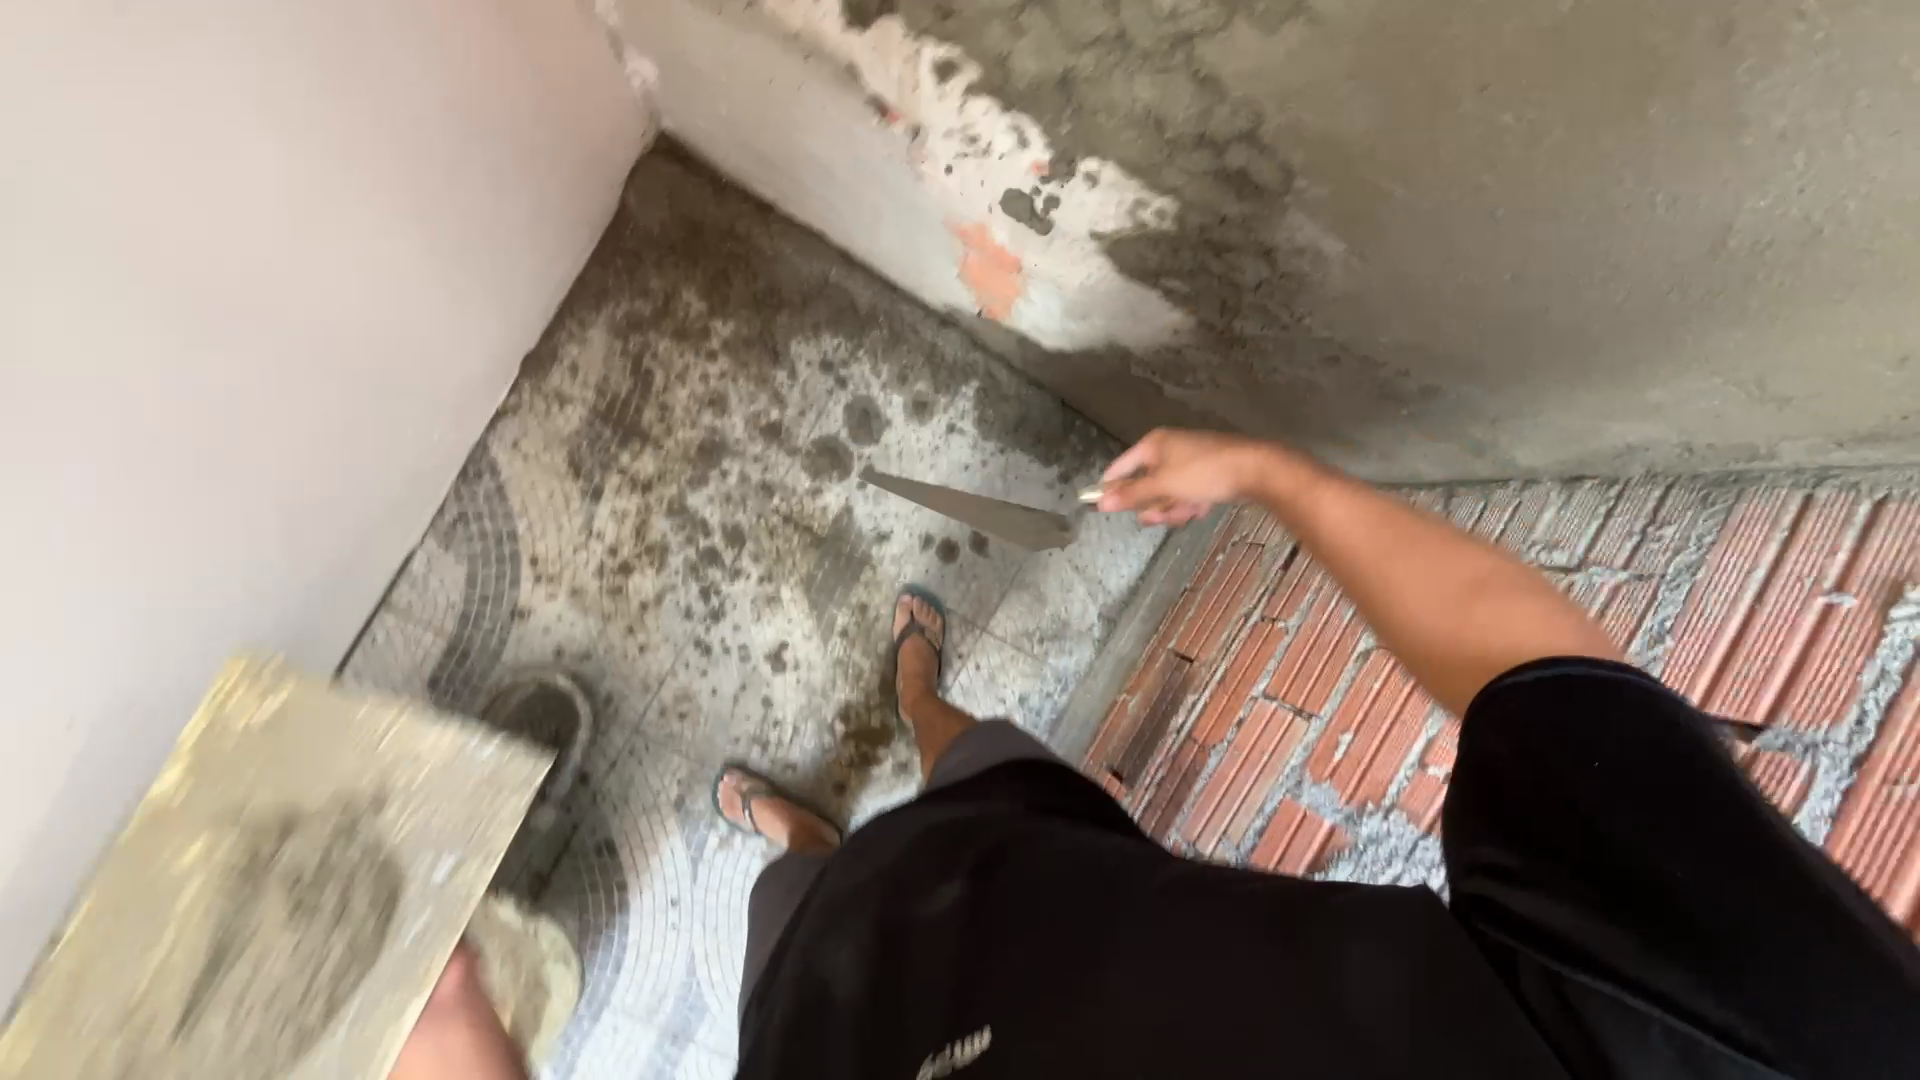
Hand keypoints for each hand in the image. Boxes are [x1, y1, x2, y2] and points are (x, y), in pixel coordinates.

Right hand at [1096, 429, 1281, 525]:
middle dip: (1152, 504)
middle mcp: (1168, 450)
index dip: (1112, 488)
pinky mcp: (1206, 474)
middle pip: (1145, 484)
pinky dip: (1190, 504)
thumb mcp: (1163, 485)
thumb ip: (1131, 495)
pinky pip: (1187, 493)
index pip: (1120, 467)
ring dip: (1172, 508)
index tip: (1103, 508)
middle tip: (1157, 517)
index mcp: (1153, 445)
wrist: (1255, 469)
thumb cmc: (1203, 472)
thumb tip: (1100, 502)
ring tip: (1184, 513)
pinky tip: (1200, 509)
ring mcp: (1188, 462)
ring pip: (1167, 493)